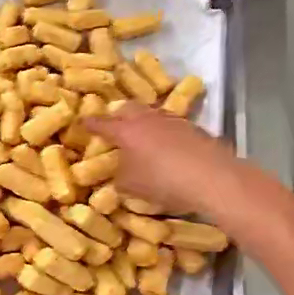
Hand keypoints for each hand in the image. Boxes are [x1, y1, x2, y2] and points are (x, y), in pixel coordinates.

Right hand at [88, 103, 237, 216]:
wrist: (212, 177)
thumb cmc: (163, 181)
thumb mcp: (131, 186)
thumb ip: (119, 177)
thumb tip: (118, 174)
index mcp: (126, 130)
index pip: (101, 123)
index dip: (90, 123)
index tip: (81, 121)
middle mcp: (147, 119)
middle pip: (128, 108)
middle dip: (118, 115)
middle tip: (113, 126)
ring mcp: (172, 120)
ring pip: (151, 114)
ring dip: (143, 121)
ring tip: (141, 135)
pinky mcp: (194, 128)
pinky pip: (170, 125)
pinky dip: (163, 132)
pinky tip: (166, 146)